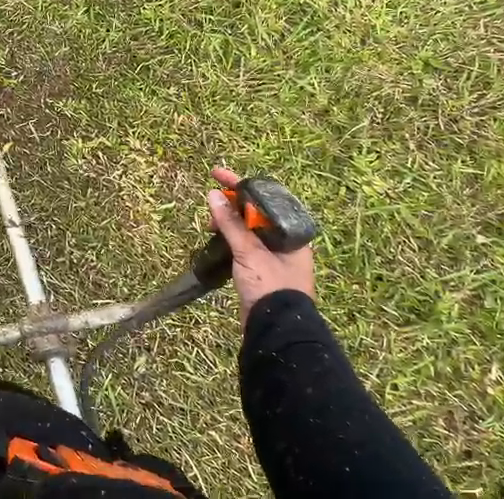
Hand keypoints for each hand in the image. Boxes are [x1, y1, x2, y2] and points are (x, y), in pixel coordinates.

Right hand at [208, 167, 314, 324]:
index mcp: (292, 235)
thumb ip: (231, 223)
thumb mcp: (249, 252)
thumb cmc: (270, 286)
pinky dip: (229, 238)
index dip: (240, 184)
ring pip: (247, 229)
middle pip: (255, 213)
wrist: (277, 329)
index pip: (265, 200)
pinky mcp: (262, 270)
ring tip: (210, 226)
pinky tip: (217, 240)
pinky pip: (243, 244)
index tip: (216, 173)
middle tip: (211, 206)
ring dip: (228, 223)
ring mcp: (274, 257)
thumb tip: (213, 194)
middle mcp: (286, 243)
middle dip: (230, 205)